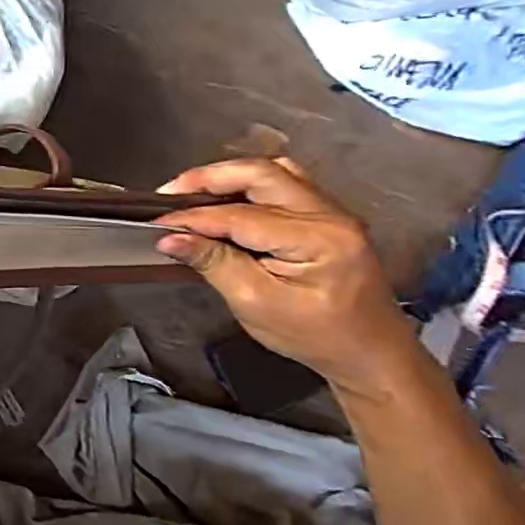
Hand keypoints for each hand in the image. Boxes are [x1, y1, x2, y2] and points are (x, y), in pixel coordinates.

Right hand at [154, 158, 422, 397]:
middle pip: (261, 174)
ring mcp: (331, 212)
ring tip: (191, 193)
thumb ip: (214, 263)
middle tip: (169, 194)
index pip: (239, 216)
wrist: (368, 351)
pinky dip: (246, 186)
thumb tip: (170, 239)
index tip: (155, 225)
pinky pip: (283, 185)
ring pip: (274, 173)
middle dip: (209, 178)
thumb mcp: (255, 303)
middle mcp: (329, 214)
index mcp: (317, 238)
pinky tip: (223, 201)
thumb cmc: (312, 335)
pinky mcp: (325, 217)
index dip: (192, 218)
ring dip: (228, 177)